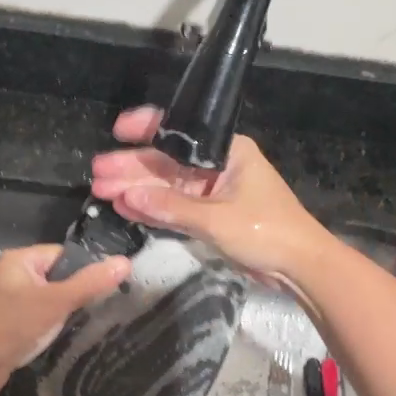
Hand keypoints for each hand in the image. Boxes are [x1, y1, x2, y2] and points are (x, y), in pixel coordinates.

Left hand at [0, 244, 130, 395]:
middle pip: (55, 278)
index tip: (110, 286)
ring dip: (61, 314)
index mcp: (19, 260)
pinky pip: (33, 321)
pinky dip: (46, 328)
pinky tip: (59, 339)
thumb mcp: (56, 302)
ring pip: (44, 302)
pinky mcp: (4, 327)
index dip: (86, 268)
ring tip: (84, 325)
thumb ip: (90, 284)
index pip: (62, 254)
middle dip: (75, 293)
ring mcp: (5, 303)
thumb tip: (126, 262)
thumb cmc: (10, 326)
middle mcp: (10, 276)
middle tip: (101, 308)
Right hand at [89, 106, 333, 283]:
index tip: (117, 131)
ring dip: (136, 190)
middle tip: (96, 175)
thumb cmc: (267, 231)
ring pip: (166, 188)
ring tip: (101, 191)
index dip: (146, 129)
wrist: (299, 266)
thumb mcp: (217, 219)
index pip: (180, 133)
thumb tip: (128, 197)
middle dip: (131, 168)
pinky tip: (125, 208)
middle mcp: (216, 167)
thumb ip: (171, 209)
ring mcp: (212, 194)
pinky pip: (174, 210)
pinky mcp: (210, 219)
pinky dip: (152, 211)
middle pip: (166, 163)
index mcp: (226, 152)